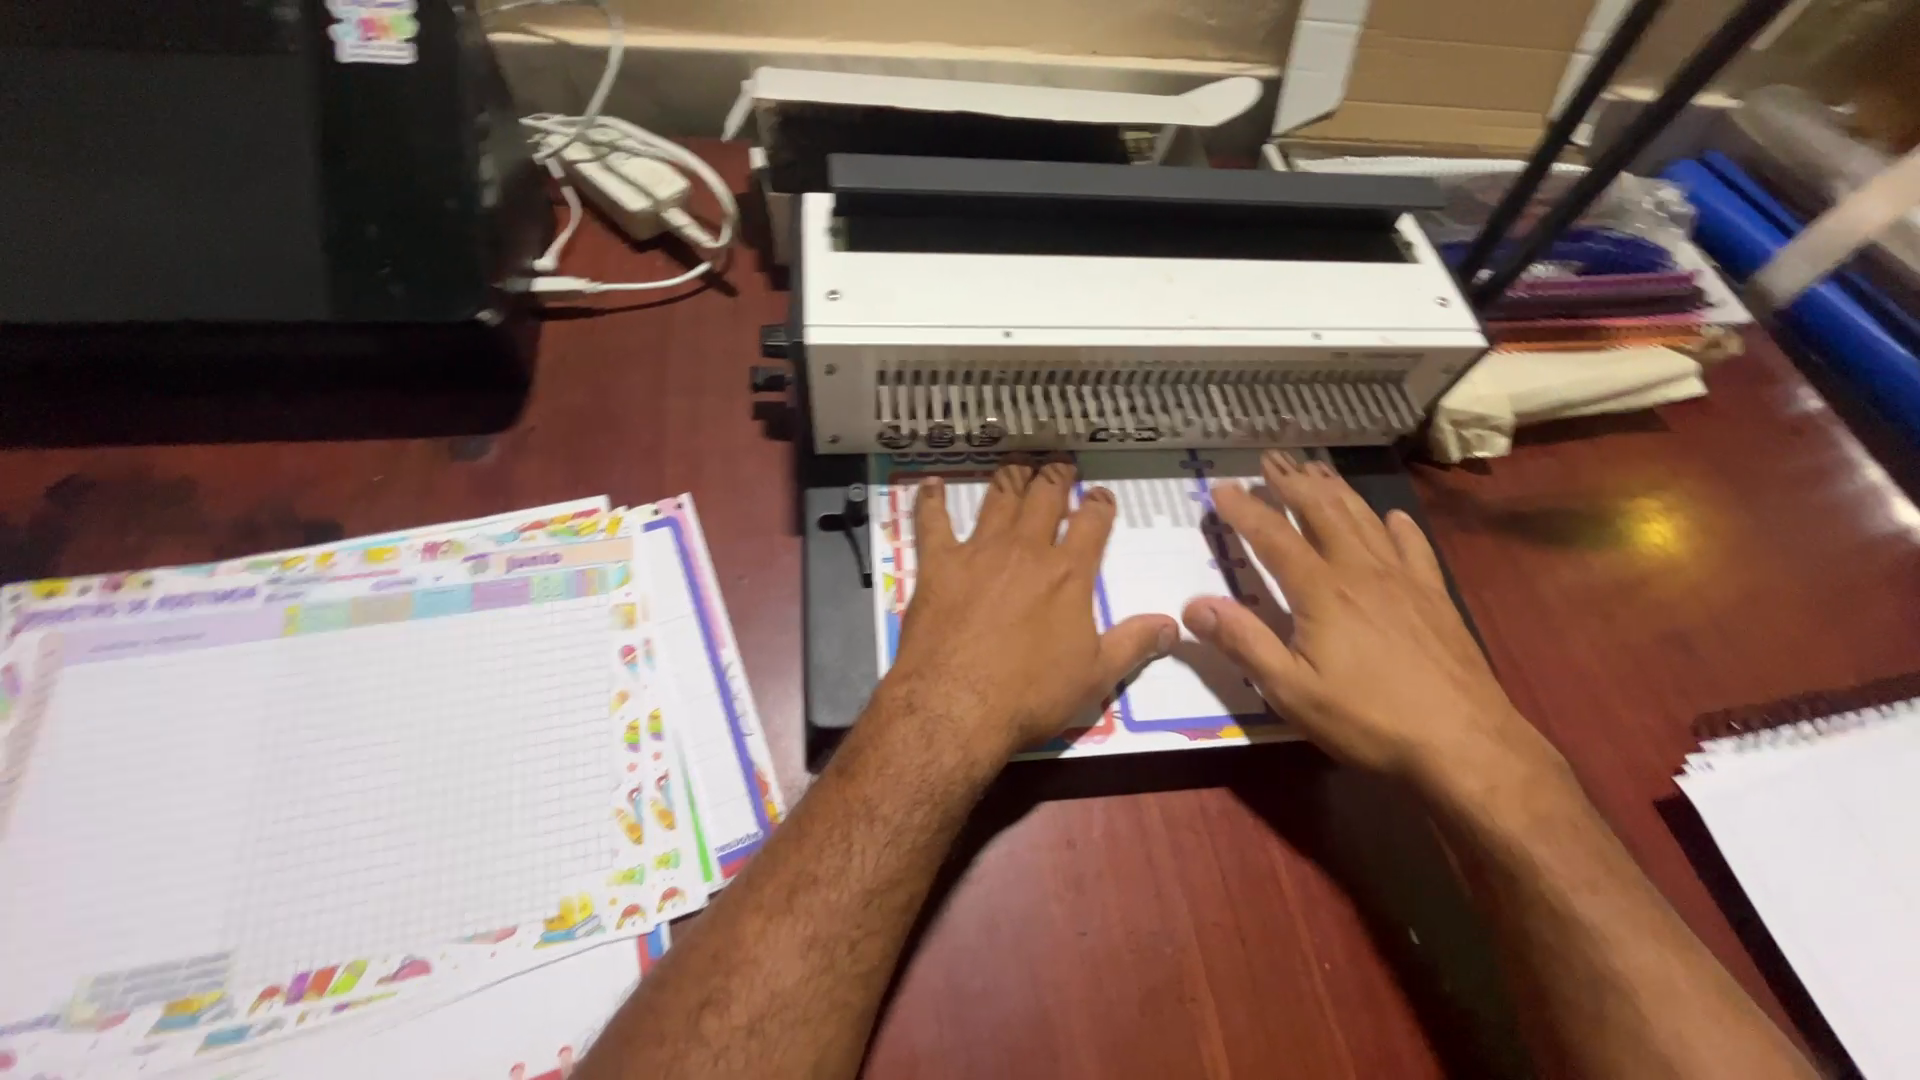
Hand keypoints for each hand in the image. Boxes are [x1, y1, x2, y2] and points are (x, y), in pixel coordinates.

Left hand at [881, 461, 1177, 755]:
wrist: (958, 705)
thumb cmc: (1031, 694)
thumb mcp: (1096, 676)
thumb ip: (1134, 644)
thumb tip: (1173, 625)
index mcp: (1068, 573)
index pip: (1091, 523)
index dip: (1098, 504)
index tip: (1099, 495)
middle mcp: (1026, 551)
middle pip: (1044, 499)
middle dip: (1054, 478)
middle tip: (1057, 466)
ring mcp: (979, 553)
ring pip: (998, 500)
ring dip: (1009, 479)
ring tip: (1016, 465)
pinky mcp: (938, 565)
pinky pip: (932, 522)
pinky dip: (931, 500)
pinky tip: (931, 485)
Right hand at [1182, 452, 1558, 788]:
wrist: (1466, 745)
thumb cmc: (1367, 720)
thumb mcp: (1290, 689)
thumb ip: (1243, 642)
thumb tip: (1193, 604)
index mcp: (1321, 592)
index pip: (1273, 537)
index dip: (1245, 509)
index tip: (1223, 486)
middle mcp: (1361, 572)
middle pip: (1323, 513)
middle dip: (1293, 482)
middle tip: (1273, 458)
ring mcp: (1404, 581)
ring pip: (1364, 520)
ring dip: (1336, 492)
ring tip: (1317, 470)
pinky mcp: (1436, 598)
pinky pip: (1414, 548)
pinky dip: (1397, 527)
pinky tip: (1393, 517)